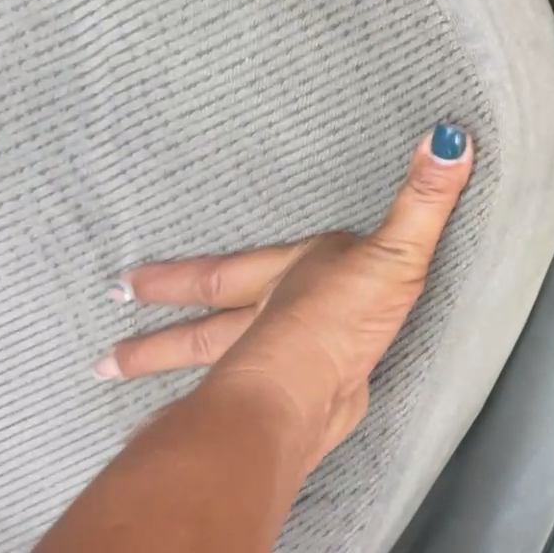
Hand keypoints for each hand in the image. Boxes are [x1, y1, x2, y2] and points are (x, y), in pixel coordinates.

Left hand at [98, 124, 473, 473]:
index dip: (180, 275)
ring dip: (181, 372)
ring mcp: (277, 367)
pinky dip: (236, 408)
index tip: (124, 282)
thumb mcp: (395, 249)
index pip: (228, 271)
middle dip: (162, 336)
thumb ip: (425, 198)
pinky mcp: (300, 403)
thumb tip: (449, 137)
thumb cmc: (338, 318)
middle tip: (104, 357)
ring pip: (220, 366)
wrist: (310, 400)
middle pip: (207, 324)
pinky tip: (237, 416)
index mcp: (288, 278)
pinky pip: (257, 403)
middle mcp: (269, 321)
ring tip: (129, 387)